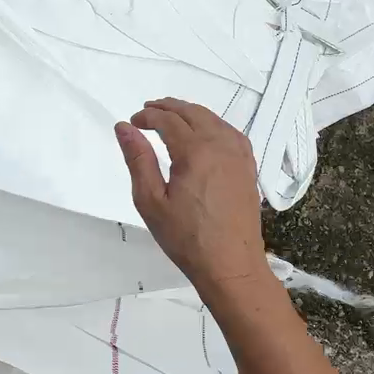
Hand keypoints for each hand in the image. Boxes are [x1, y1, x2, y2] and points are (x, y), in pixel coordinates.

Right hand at [115, 98, 269, 298]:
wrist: (230, 266)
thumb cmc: (185, 237)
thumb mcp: (150, 200)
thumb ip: (138, 159)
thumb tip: (124, 127)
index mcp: (196, 152)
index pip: (168, 120)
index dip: (147, 116)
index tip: (132, 123)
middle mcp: (221, 147)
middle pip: (193, 113)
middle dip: (167, 107)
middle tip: (147, 111)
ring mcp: (239, 156)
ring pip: (214, 120)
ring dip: (190, 113)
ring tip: (170, 117)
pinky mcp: (248, 169)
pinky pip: (231, 133)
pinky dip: (213, 124)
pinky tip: (204, 132)